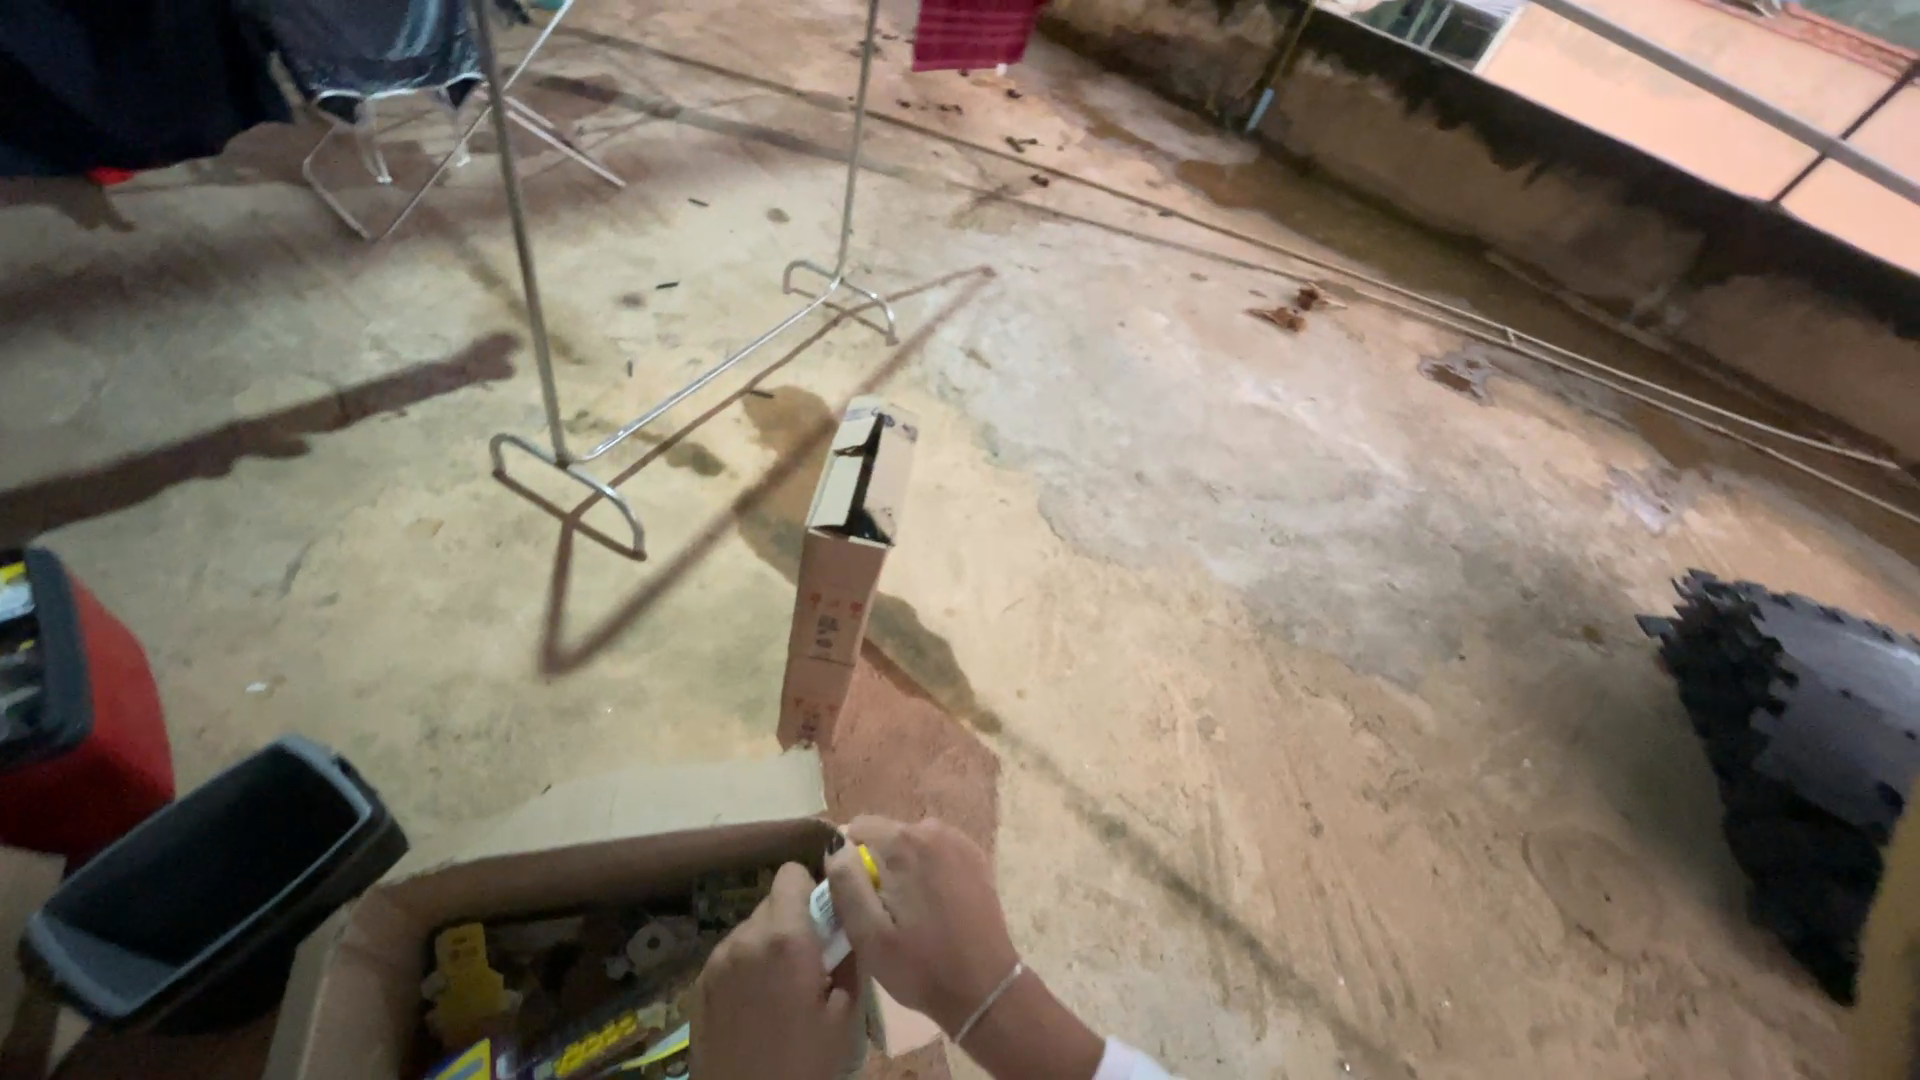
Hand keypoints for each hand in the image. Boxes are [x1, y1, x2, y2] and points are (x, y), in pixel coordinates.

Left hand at [690, 862, 861, 1079]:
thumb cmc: (805, 1066)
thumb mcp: (847, 1014)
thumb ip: (850, 955)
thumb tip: (847, 925)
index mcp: (785, 937)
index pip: (792, 873)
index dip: (811, 891)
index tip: (824, 922)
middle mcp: (745, 937)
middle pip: (773, 900)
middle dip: (794, 919)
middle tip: (809, 961)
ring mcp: (717, 960)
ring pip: (751, 926)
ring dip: (769, 942)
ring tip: (781, 988)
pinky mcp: (698, 984)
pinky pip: (732, 953)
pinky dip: (747, 964)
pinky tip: (756, 1005)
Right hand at [826, 816, 1020, 1032]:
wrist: (985, 986)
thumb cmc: (922, 966)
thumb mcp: (869, 935)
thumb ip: (847, 884)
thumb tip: (837, 848)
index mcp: (905, 842)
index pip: (858, 826)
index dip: (847, 857)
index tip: (853, 892)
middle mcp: (934, 829)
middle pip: (887, 834)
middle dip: (877, 863)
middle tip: (880, 910)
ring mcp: (959, 841)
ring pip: (912, 843)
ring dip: (902, 867)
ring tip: (907, 910)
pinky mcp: (975, 856)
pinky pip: (936, 852)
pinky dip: (927, 869)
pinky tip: (933, 904)